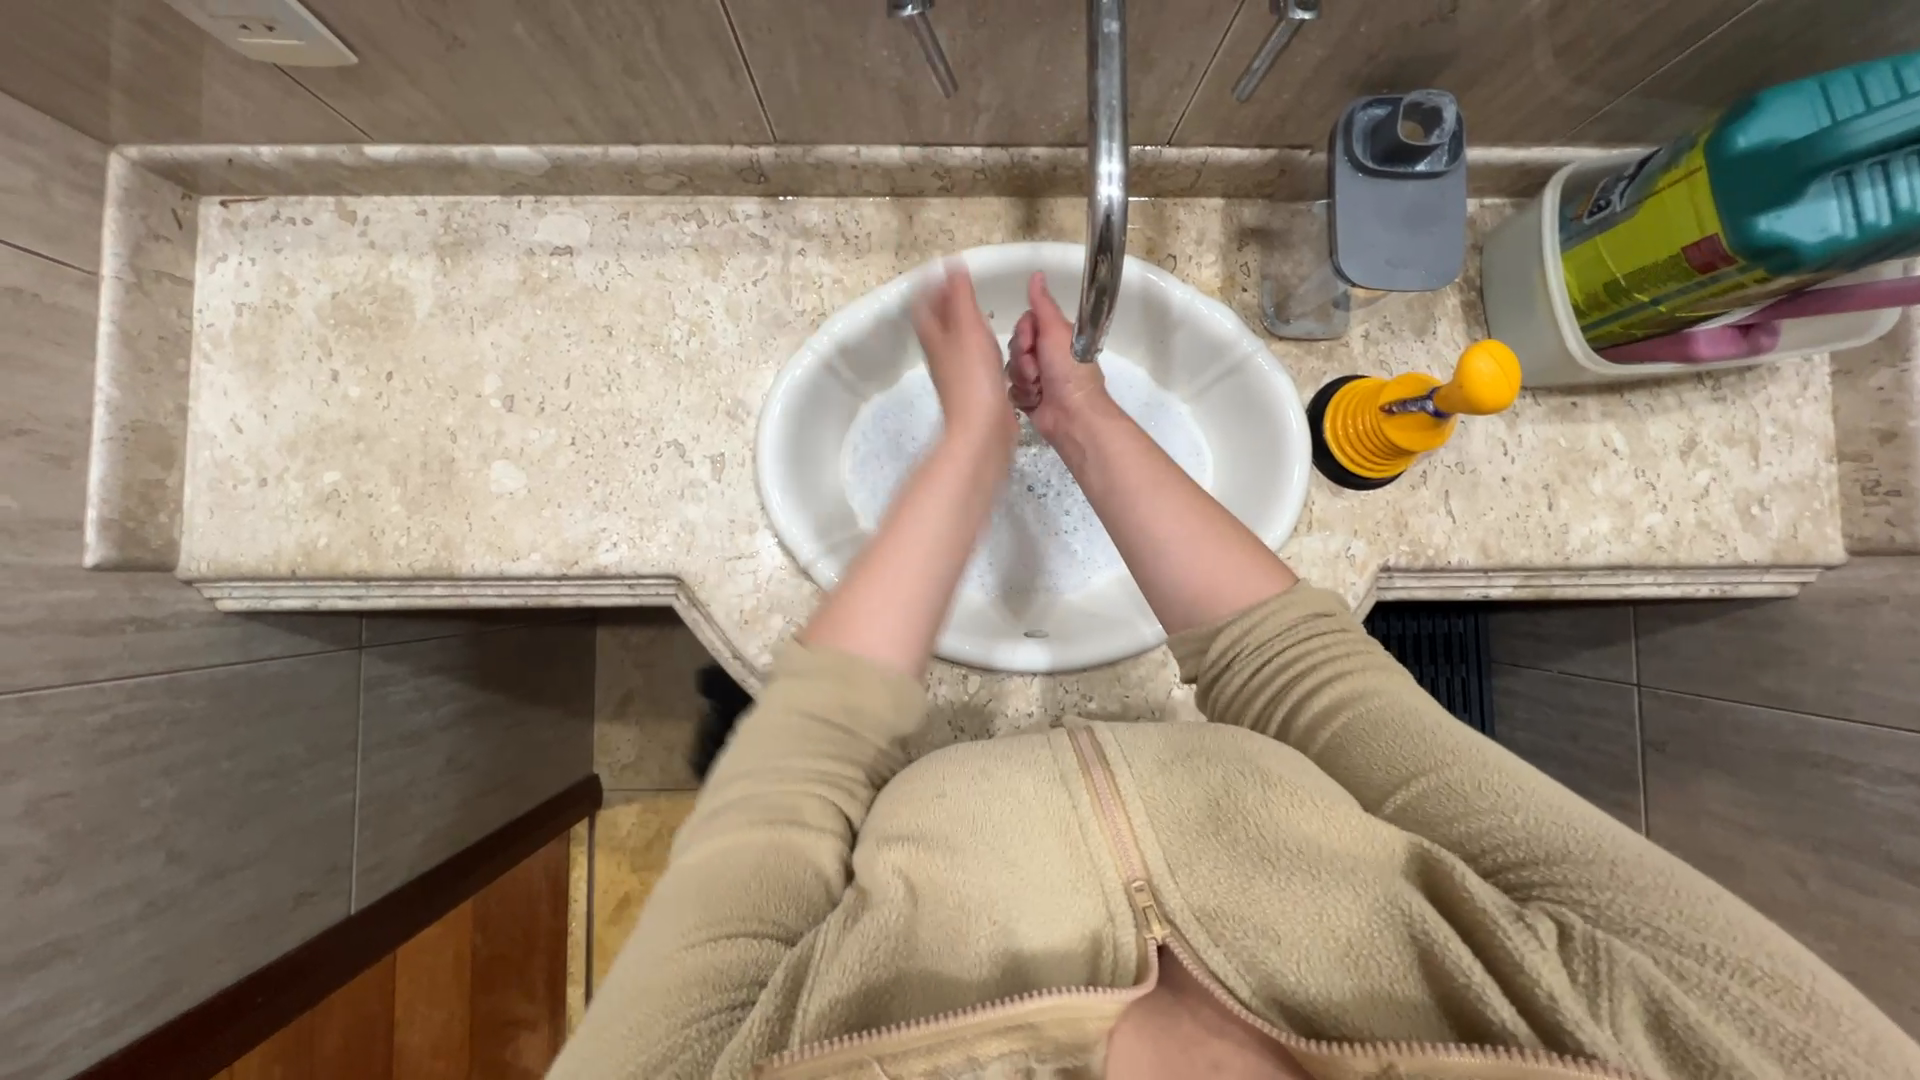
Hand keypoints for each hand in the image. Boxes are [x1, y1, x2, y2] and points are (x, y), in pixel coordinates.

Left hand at [912, 261, 1016, 447]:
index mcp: (934, 337)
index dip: (929, 284)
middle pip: (935, 322)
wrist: (982, 428)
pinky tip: (989, 345)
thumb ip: (960, 297)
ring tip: (974, 310)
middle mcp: (940, 353)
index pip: (923, 303)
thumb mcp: (967, 328)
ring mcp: (955, 372)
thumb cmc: (973, 376)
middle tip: (957, 285)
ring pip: (953, 340)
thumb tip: (950, 264)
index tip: (939, 267)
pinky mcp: (972, 388)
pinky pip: (970, 358)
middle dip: (944, 301)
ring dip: (960, 323)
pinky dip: (976, 344)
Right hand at [1006, 272, 1117, 442]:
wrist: (1072, 415)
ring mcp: (1036, 378)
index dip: (1024, 335)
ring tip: (1039, 388)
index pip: (1023, 326)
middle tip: (1038, 370)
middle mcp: (1045, 355)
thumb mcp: (1056, 331)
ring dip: (1023, 380)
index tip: (1032, 344)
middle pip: (1014, 348)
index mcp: (1054, 337)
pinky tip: (1035, 401)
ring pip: (1010, 370)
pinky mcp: (1028, 399)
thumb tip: (1036, 274)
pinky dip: (1022, 397)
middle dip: (1022, 361)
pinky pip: (1011, 391)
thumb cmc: (1068, 372)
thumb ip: (1042, 304)